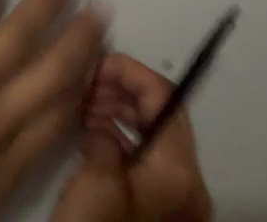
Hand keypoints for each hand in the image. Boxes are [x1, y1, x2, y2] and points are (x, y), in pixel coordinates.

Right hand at [54, 53, 211, 221]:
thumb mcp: (98, 178)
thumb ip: (103, 134)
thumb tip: (98, 118)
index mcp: (179, 171)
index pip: (165, 97)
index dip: (131, 71)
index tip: (97, 60)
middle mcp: (184, 181)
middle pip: (161, 114)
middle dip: (121, 89)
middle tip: (84, 81)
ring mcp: (171, 197)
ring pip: (150, 134)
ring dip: (117, 110)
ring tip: (81, 104)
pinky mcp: (153, 209)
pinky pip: (141, 157)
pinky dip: (117, 136)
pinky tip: (88, 134)